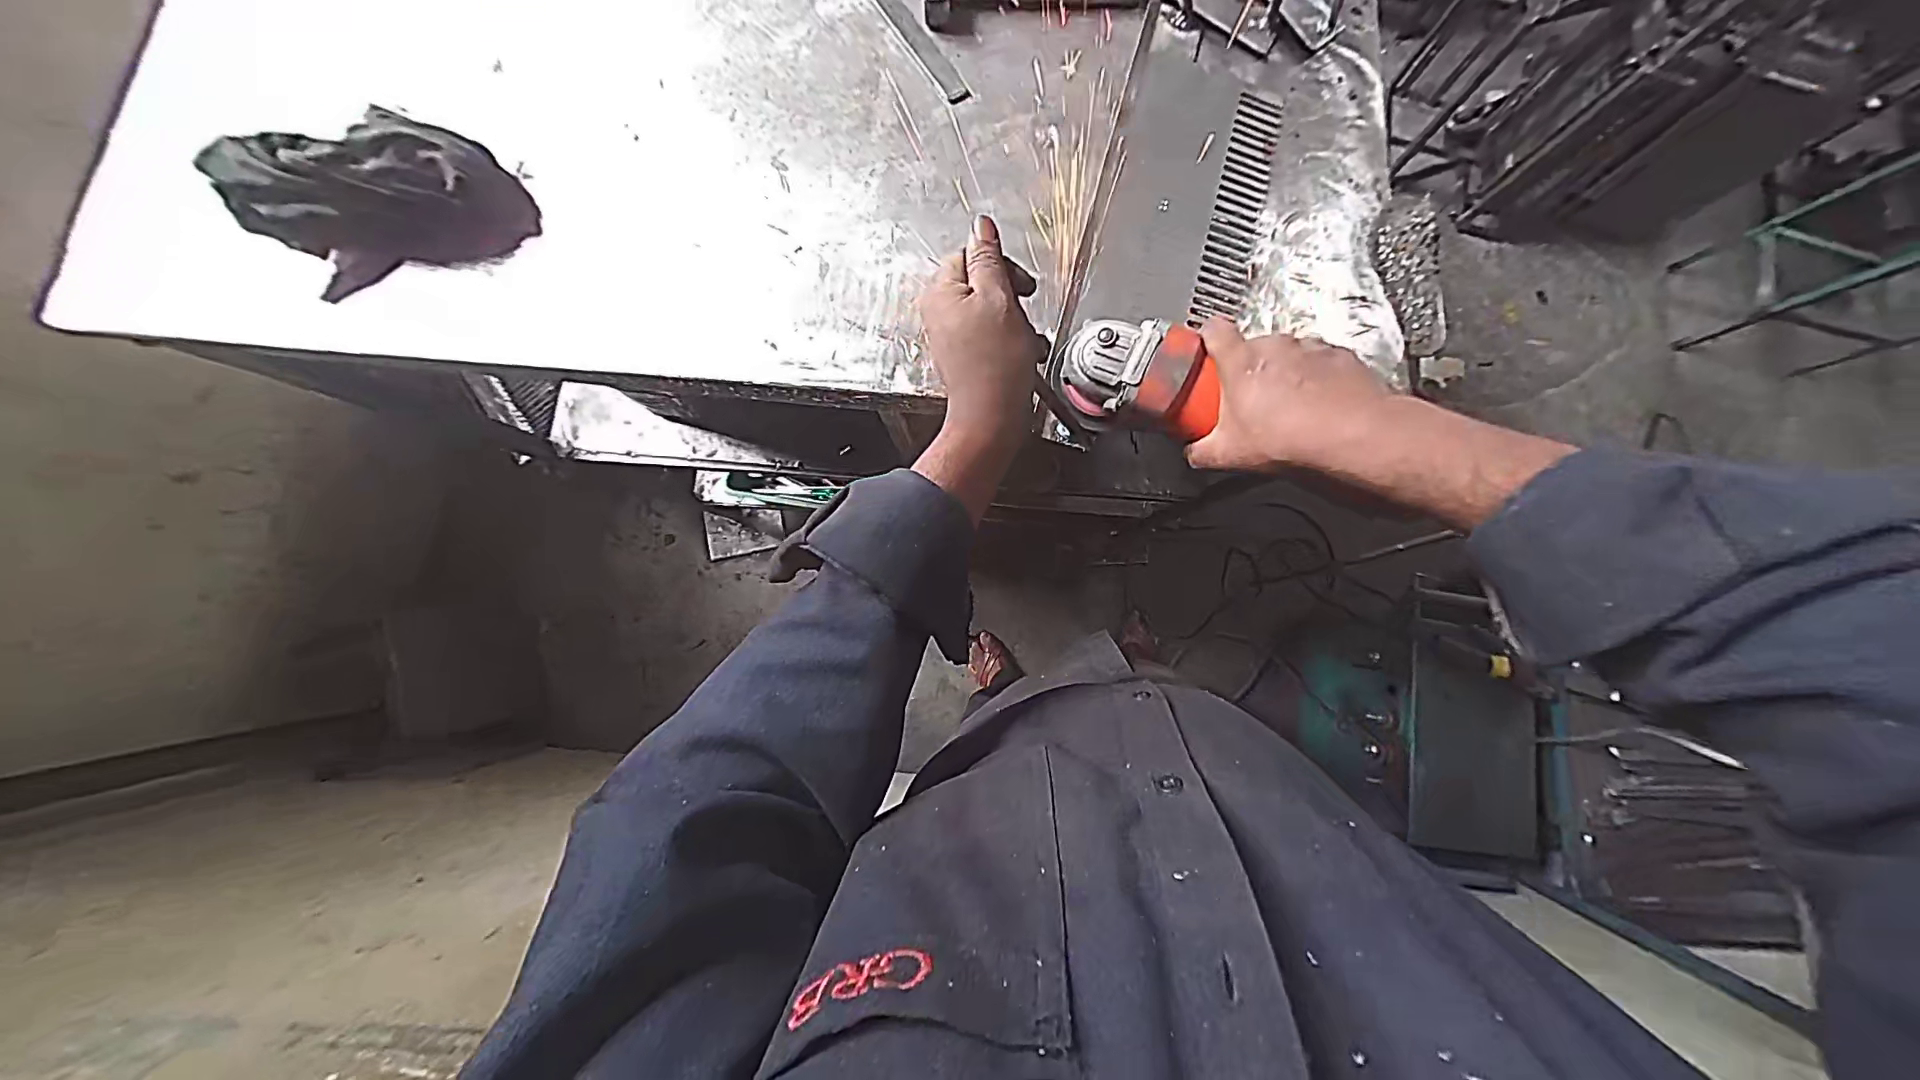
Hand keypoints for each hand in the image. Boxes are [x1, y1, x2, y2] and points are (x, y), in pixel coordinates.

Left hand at [918, 215, 1043, 452]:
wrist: (993, 418)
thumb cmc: (993, 367)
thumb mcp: (998, 298)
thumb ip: (988, 258)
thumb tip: (981, 226)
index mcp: (940, 292)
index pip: (971, 253)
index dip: (1001, 266)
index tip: (1019, 286)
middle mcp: (941, 312)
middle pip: (984, 282)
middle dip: (1011, 297)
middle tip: (1022, 313)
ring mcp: (953, 335)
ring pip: (994, 309)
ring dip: (1017, 322)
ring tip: (1023, 340)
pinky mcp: (968, 355)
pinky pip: (993, 334)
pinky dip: (1012, 341)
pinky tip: (1022, 354)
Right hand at [1185, 317, 1574, 527]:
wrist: (1353, 438)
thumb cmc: (1291, 438)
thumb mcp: (1228, 454)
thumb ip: (1201, 450)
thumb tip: (1193, 453)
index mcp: (1241, 361)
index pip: (1213, 330)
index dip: (1205, 339)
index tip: (1203, 355)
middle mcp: (1275, 346)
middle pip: (1250, 347)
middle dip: (1245, 370)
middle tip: (1244, 402)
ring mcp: (1311, 349)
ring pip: (1286, 356)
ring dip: (1280, 376)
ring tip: (1282, 410)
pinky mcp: (1341, 358)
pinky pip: (1318, 365)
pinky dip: (1313, 382)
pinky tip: (1312, 409)